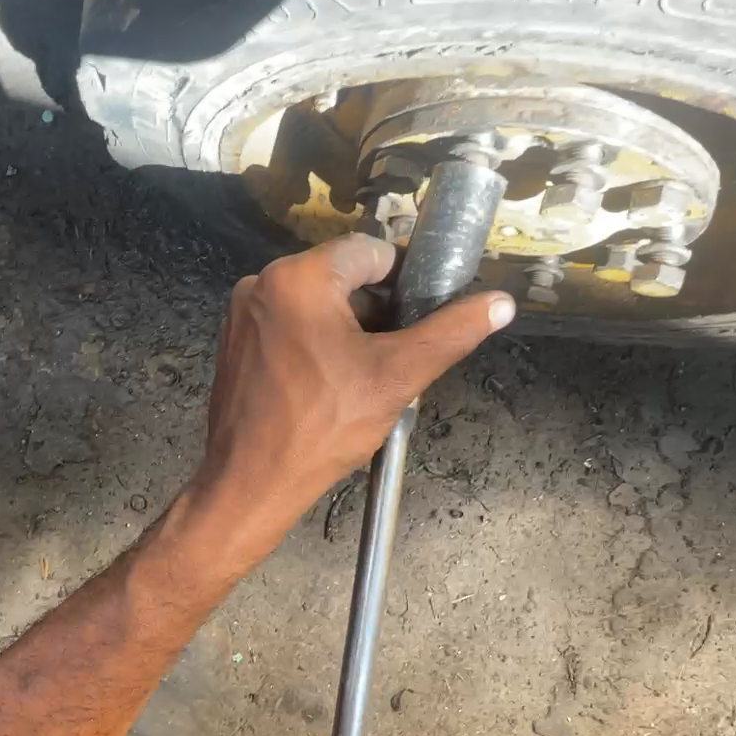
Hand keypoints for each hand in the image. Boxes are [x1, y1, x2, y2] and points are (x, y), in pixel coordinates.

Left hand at [187, 234, 512, 548]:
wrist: (250, 483)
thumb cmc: (322, 428)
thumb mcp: (396, 377)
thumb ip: (450, 334)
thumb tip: (501, 303)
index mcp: (298, 277)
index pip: (370, 252)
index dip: (403, 280)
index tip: (419, 317)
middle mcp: (262, 283)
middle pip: (339, 277)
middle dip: (374, 311)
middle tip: (393, 357)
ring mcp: (242, 314)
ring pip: (313, 304)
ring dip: (346, 331)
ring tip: (364, 377)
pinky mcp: (233, 344)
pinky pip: (286, 326)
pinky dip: (313, 344)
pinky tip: (328, 385)